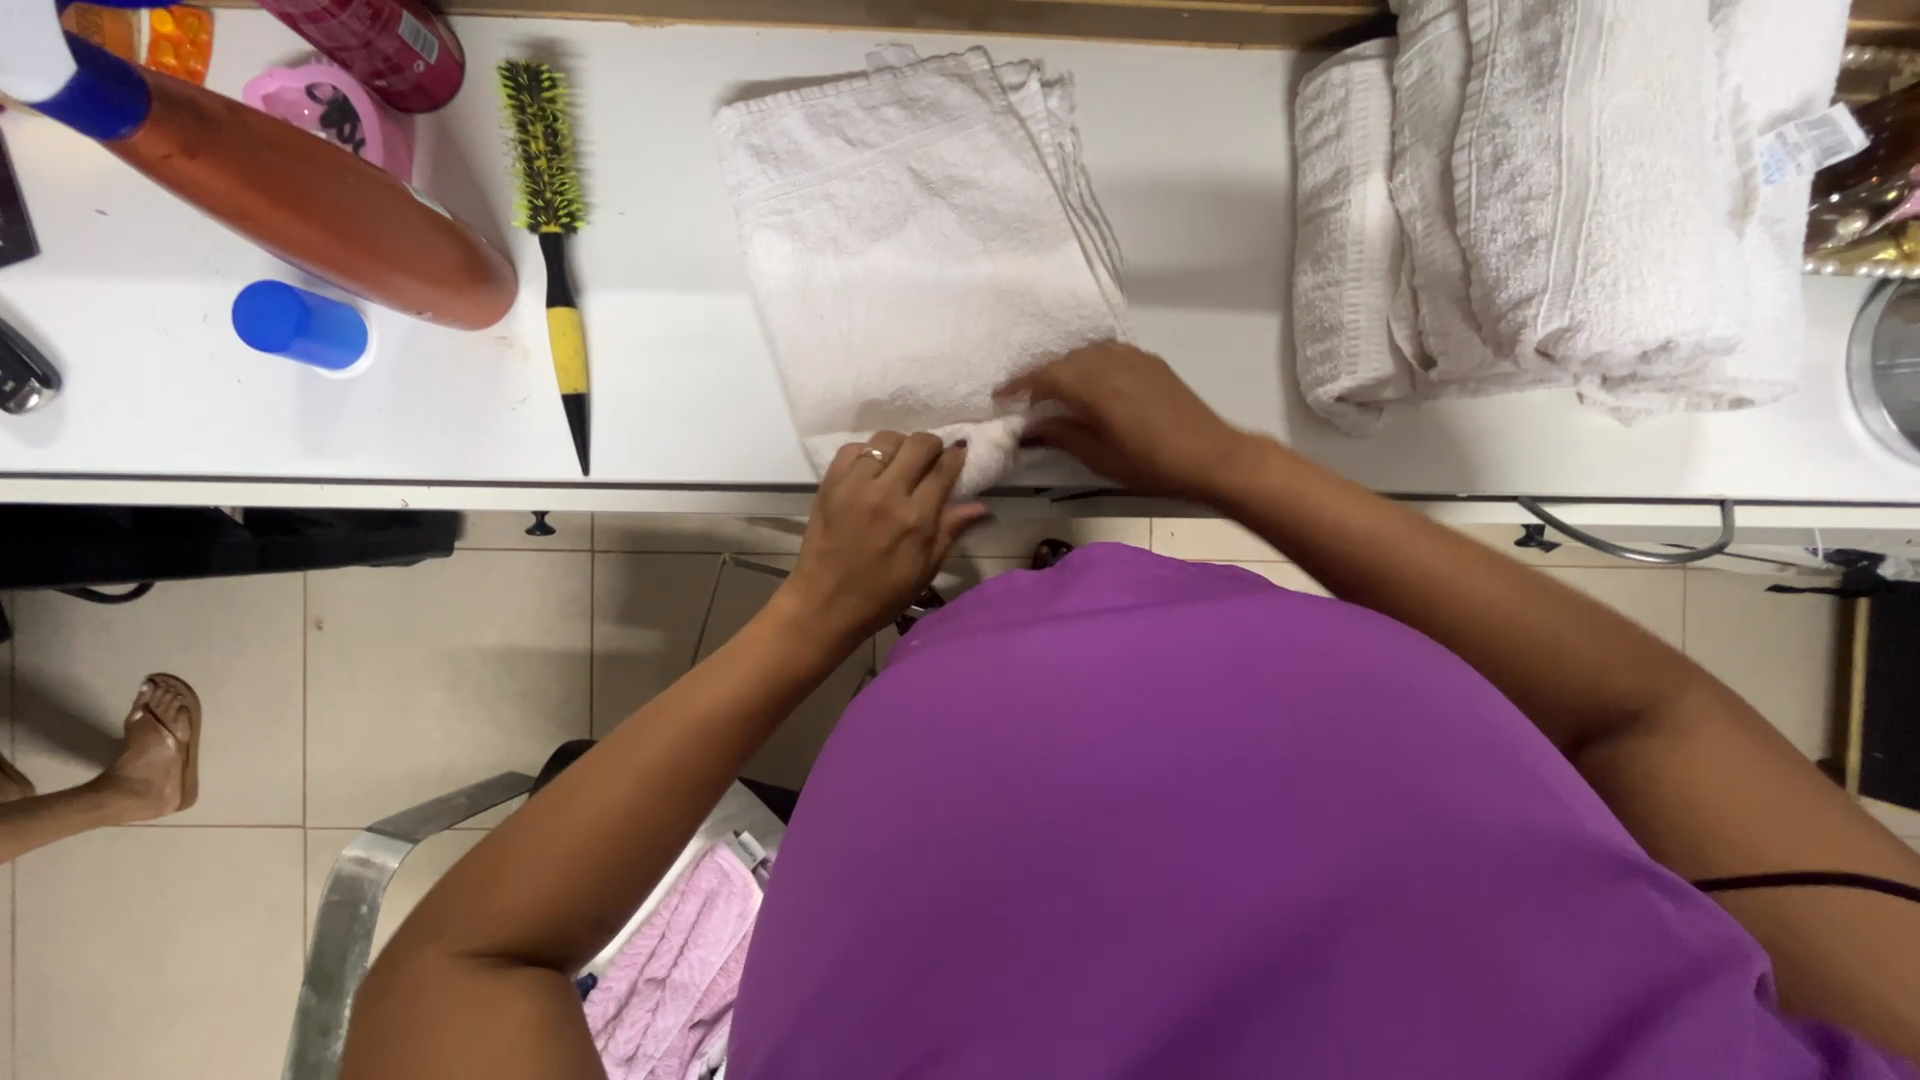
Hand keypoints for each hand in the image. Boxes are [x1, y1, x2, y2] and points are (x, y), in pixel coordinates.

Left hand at [778, 431, 989, 642]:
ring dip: (900, 445)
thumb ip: (951, 531)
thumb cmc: (882, 594)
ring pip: (886, 439)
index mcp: (916, 519)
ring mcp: (855, 485)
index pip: (944, 469)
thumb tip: (983, 507)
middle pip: (918, 444)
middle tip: (931, 458)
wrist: (825, 604)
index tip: (958, 453)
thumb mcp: (926, 569)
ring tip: (900, 462)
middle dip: (931, 445)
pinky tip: (871, 469)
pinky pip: (852, 449)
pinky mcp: (829, 484)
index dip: (956, 456)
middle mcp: (887, 493)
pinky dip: (866, 452)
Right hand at [1000, 341, 1260, 500]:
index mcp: (1093, 385)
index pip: (1045, 377)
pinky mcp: (1150, 362)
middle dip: (1041, 377)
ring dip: (1066, 369)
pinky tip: (1091, 384)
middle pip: (1064, 361)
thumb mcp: (1099, 457)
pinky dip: (1091, 364)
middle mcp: (1110, 361)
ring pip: (1087, 354)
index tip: (1000, 397)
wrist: (1210, 455)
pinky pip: (1109, 353)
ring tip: (1055, 392)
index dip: (1019, 386)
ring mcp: (1133, 357)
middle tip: (1025, 399)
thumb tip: (1031, 426)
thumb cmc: (1150, 464)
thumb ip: (1062, 434)